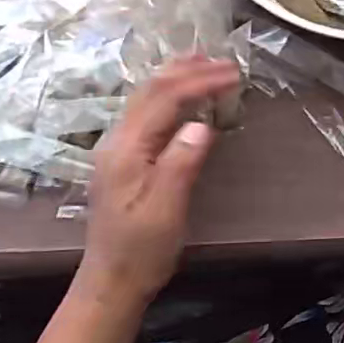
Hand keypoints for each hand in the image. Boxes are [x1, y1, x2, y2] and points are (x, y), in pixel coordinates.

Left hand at [79, 56, 240, 304]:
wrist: (111, 281)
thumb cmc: (141, 251)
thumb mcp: (165, 211)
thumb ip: (180, 164)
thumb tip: (202, 124)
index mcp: (126, 150)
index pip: (164, 100)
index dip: (199, 81)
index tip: (232, 74)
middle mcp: (117, 142)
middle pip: (150, 91)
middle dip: (186, 70)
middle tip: (222, 61)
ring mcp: (117, 149)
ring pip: (145, 99)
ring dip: (175, 78)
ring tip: (203, 64)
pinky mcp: (123, 160)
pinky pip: (146, 114)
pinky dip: (169, 97)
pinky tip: (183, 99)